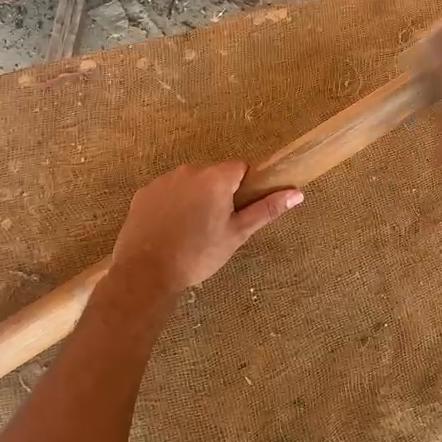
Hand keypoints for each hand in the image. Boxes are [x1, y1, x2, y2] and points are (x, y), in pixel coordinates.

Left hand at [108, 163, 301, 298]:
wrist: (145, 273)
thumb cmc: (198, 254)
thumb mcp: (237, 234)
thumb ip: (266, 210)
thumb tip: (298, 193)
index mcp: (216, 178)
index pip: (240, 168)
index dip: (242, 188)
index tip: (236, 211)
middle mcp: (190, 170)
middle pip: (214, 174)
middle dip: (218, 193)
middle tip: (215, 225)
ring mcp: (163, 180)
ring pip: (190, 183)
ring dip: (194, 197)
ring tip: (190, 231)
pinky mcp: (143, 193)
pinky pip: (167, 192)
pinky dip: (172, 204)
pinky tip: (170, 229)